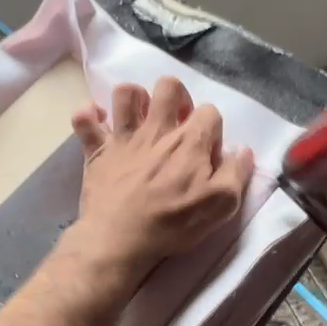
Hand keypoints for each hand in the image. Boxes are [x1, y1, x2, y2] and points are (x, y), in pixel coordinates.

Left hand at [67, 76, 254, 278]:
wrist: (120, 239)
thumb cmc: (172, 224)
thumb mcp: (220, 205)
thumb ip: (236, 174)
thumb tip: (243, 151)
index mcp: (190, 141)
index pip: (210, 112)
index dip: (212, 130)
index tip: (208, 155)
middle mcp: (156, 129)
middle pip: (168, 86)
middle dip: (176, 97)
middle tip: (176, 123)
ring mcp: (123, 136)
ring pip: (125, 93)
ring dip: (135, 99)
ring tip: (140, 119)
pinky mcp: (96, 150)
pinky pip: (83, 118)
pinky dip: (88, 115)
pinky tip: (99, 123)